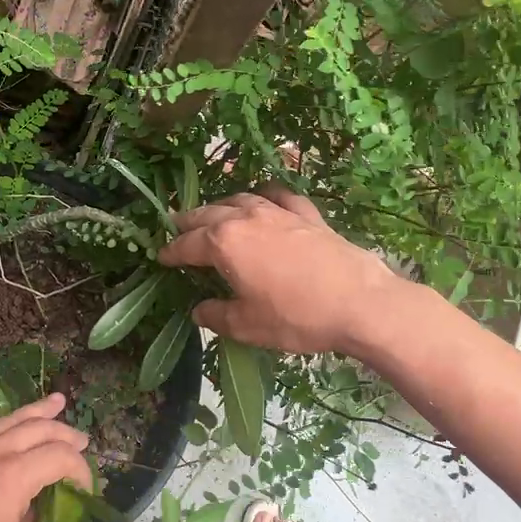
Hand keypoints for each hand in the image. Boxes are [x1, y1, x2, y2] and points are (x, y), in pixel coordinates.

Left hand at [0, 386, 91, 521]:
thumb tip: (43, 514)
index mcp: (13, 479)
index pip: (59, 457)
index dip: (80, 469)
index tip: (85, 488)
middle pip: (36, 430)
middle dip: (64, 434)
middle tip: (82, 441)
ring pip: (5, 421)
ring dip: (34, 411)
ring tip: (56, 402)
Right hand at [158, 186, 407, 355]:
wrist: (360, 303)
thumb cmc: (296, 316)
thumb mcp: (247, 325)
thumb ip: (217, 316)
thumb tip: (199, 311)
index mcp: (224, 243)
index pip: (187, 244)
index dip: (171, 252)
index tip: (160, 257)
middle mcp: (246, 218)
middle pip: (208, 214)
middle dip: (188, 221)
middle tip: (177, 227)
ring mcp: (278, 212)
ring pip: (241, 199)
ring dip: (222, 206)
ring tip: (214, 213)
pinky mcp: (308, 215)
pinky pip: (280, 197)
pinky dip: (266, 196)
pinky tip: (266, 199)